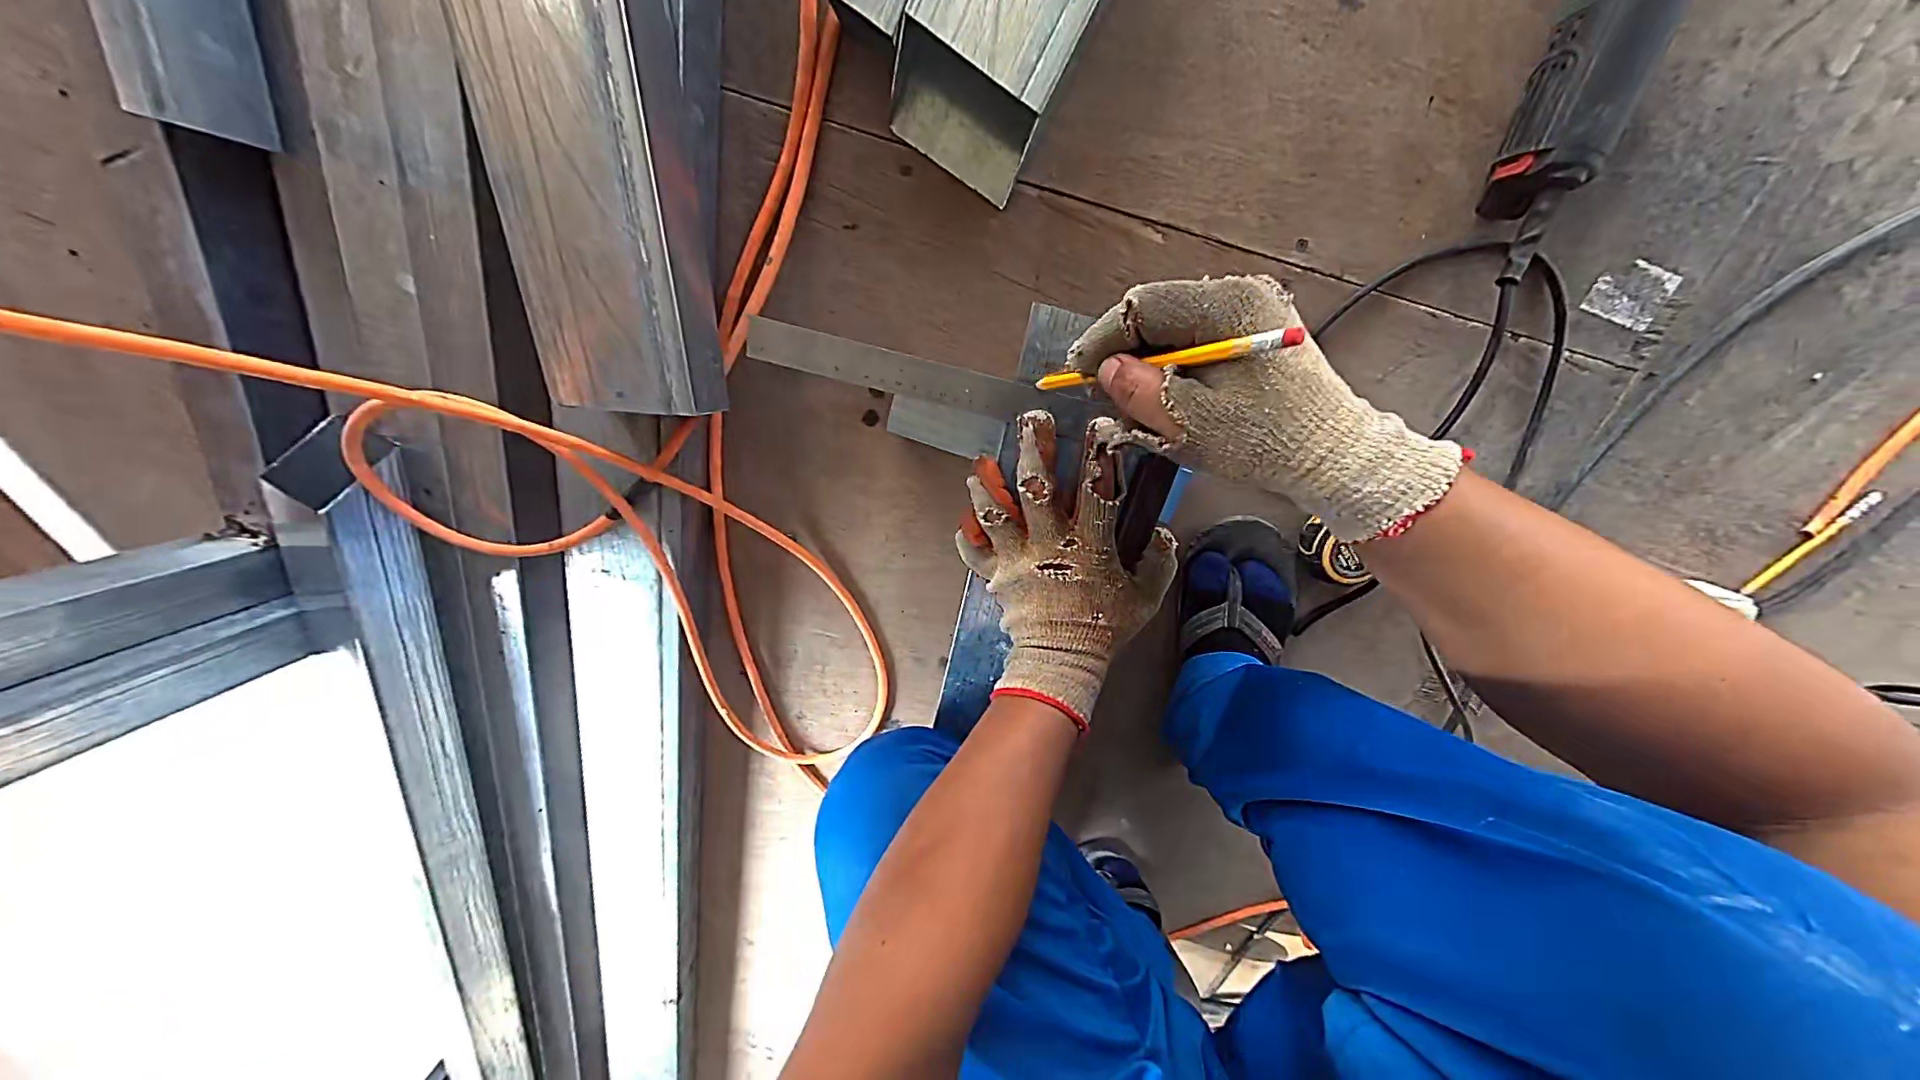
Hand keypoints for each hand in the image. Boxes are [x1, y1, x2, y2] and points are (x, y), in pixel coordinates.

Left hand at [956, 412, 1177, 729]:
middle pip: (1038, 490)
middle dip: (1034, 451)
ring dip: (988, 486)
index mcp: (1089, 547)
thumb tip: (1160, 531)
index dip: (1097, 457)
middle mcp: (1049, 546)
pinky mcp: (996, 574)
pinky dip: (968, 532)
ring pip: (997, 514)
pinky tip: (966, 515)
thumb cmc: (1103, 626)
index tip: (1096, 426)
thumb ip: (1157, 559)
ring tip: (982, 463)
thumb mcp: (1146, 595)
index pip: (1097, 492)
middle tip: (1031, 421)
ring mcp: (1017, 559)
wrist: (1063, 659)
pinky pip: (975, 550)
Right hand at [1065, 275, 1466, 540]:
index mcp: (1229, 306)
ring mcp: (1247, 314)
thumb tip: (1107, 369)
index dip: (1103, 339)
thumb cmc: (1269, 441)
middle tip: (1104, 391)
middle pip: (1156, 314)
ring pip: (1171, 330)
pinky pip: (1194, 343)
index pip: (1143, 305)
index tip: (1079, 372)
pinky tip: (1166, 399)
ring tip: (1135, 404)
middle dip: (1123, 353)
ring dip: (1145, 364)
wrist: (1331, 456)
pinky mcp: (1250, 336)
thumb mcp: (1192, 422)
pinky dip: (1171, 369)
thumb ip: (1140, 391)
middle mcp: (1240, 297)